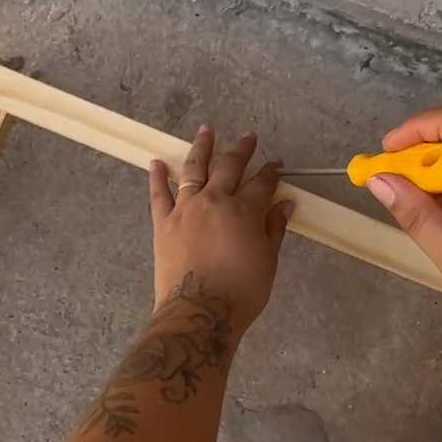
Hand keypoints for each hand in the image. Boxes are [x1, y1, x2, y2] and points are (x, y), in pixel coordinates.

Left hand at [148, 126, 294, 333]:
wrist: (199, 311)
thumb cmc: (241, 291)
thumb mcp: (267, 261)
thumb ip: (273, 229)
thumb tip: (284, 205)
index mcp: (244, 210)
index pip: (262, 183)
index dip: (271, 172)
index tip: (276, 165)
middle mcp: (215, 200)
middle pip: (230, 167)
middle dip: (241, 150)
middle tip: (248, 137)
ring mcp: (186, 209)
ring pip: (194, 169)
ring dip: (202, 147)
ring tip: (206, 130)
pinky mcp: (164, 223)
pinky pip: (159, 194)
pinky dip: (158, 177)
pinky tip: (157, 162)